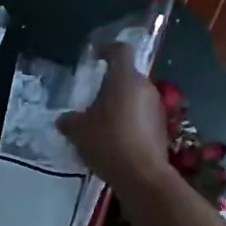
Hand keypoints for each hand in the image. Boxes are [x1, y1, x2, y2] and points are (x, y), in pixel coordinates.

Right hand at [58, 42, 174, 192]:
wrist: (143, 176)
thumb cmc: (109, 143)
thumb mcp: (79, 132)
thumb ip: (69, 121)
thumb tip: (64, 119)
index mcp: (125, 79)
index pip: (120, 50)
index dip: (107, 49)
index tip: (96, 55)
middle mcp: (145, 88)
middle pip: (128, 77)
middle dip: (111, 84)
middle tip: (93, 98)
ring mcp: (157, 109)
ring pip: (136, 98)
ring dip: (121, 105)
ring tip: (103, 123)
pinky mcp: (162, 130)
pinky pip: (142, 117)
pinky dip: (130, 123)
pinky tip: (116, 141)